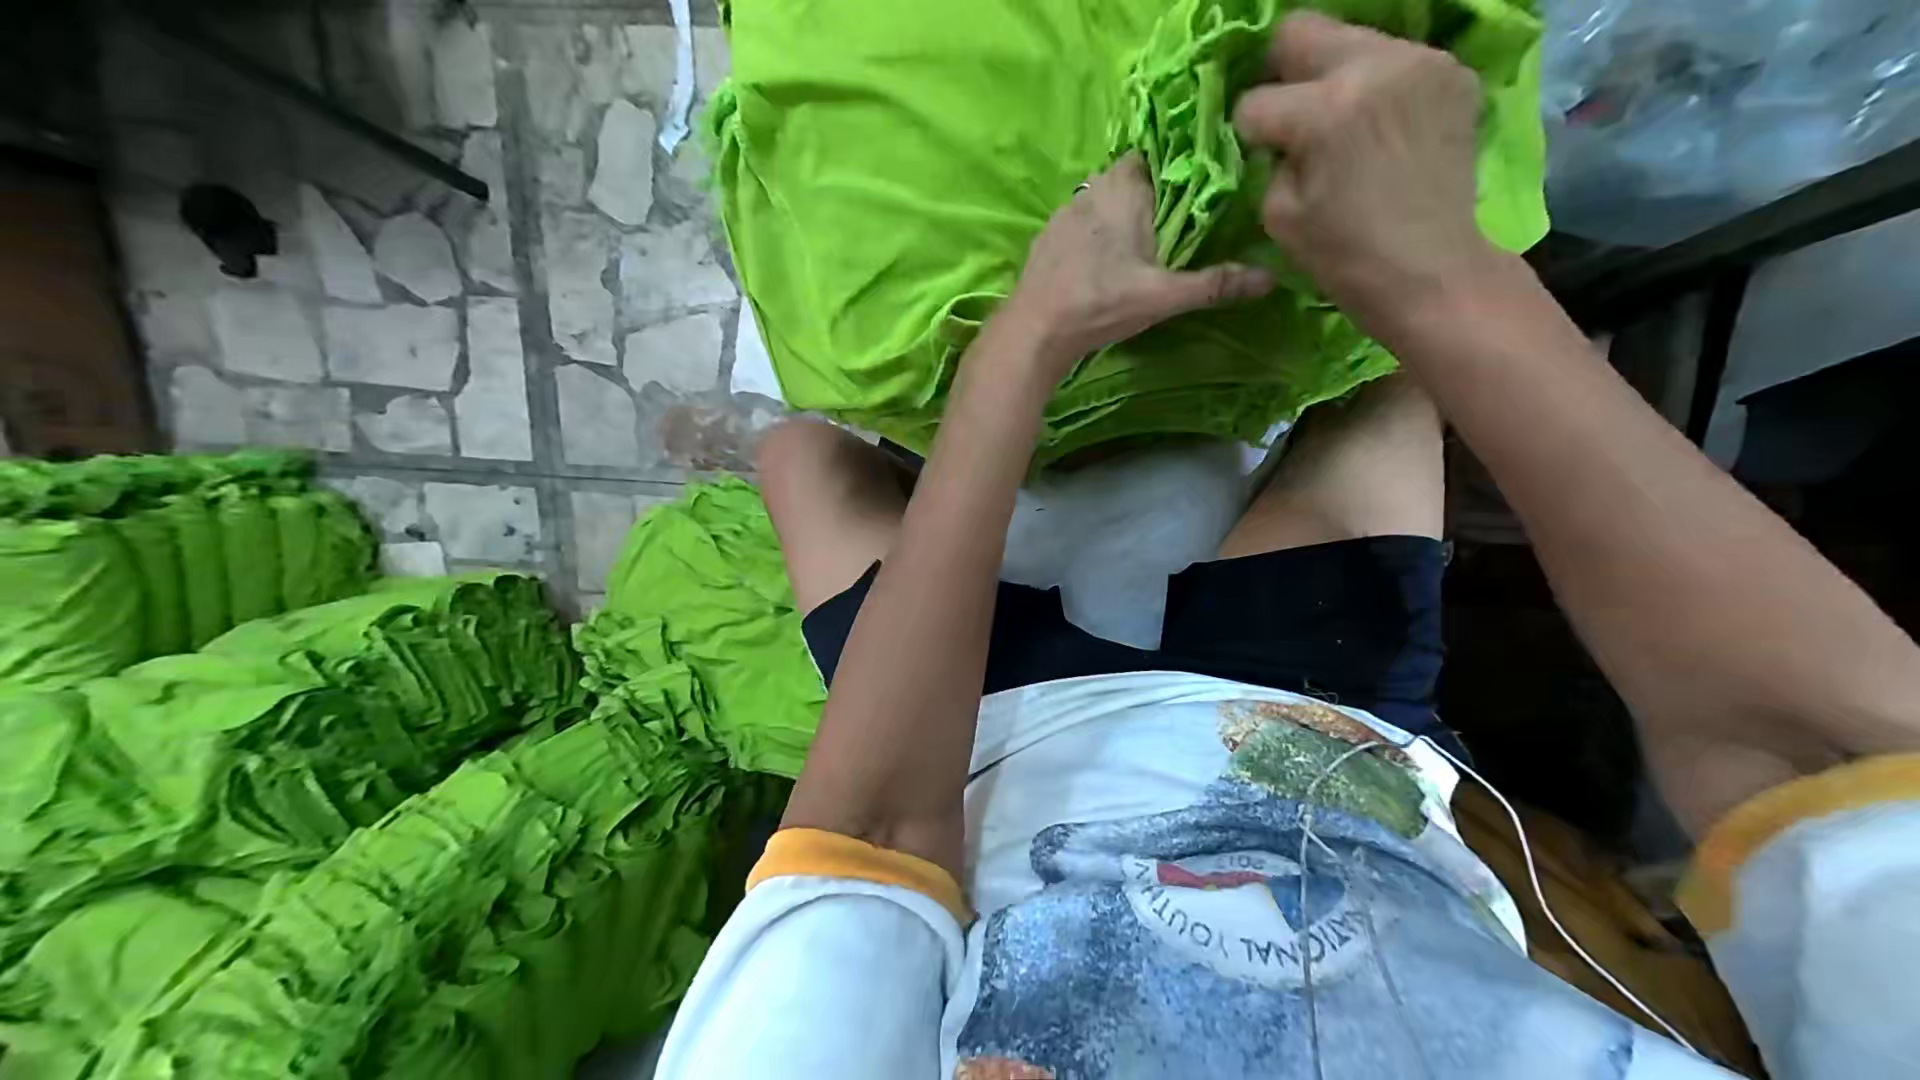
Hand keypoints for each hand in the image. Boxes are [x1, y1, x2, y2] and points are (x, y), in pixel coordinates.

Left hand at [999, 153, 1271, 380]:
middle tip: (1173, 224)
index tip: (1196, 185)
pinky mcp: (1046, 240)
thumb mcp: (1162, 296)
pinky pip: (1078, 225)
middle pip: (1130, 179)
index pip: (1156, 154)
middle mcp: (1092, 189)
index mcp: (1125, 188)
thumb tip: (1270, 279)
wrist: (1034, 331)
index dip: (1176, 165)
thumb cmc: (1100, 303)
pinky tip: (1100, 262)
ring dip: (1118, 217)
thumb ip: (1213, 284)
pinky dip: (1092, 236)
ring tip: (1139, 244)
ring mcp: (1064, 213)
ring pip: (1101, 202)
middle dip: (1150, 195)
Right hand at [1233, 13, 1503, 317]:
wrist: (1427, 268)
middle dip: (1281, 72)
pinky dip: (1375, 86)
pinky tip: (1377, 127)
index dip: (1247, 132)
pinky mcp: (1451, 73)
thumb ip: (1270, 161)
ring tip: (1337, 122)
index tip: (1255, 155)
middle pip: (1300, 32)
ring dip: (1331, 76)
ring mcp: (1420, 62)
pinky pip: (1394, 60)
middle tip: (1286, 113)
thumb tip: (1277, 138)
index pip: (1255, 100)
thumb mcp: (1278, 214)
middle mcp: (1374, 65)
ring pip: (1351, 40)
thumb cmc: (1342, 255)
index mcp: (1323, 110)